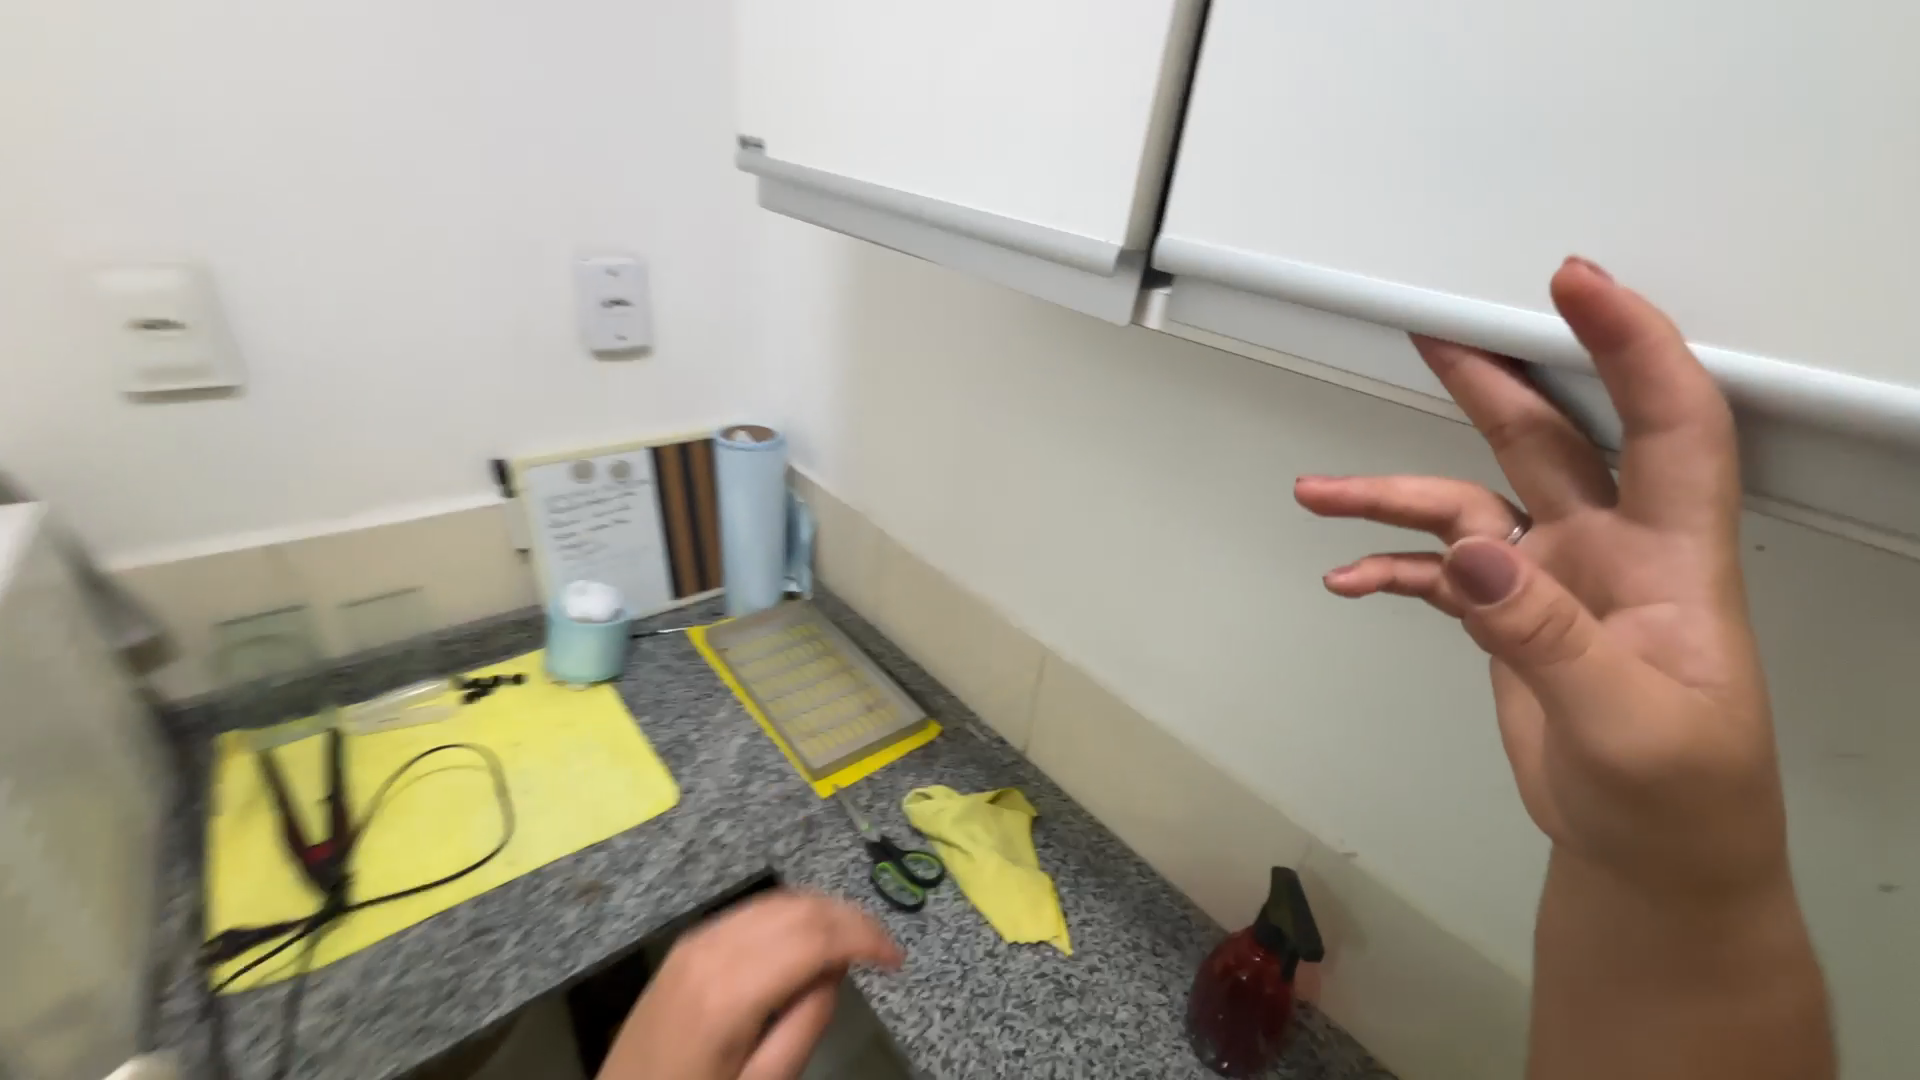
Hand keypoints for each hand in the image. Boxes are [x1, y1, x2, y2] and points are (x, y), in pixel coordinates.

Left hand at [598, 891, 902, 1079]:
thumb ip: (805, 1024)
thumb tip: (837, 967)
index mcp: (730, 992)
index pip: (815, 937)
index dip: (864, 937)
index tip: (897, 959)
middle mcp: (714, 948)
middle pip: (800, 909)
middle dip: (851, 919)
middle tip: (885, 949)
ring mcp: (698, 939)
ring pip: (780, 900)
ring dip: (825, 911)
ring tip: (856, 940)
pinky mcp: (691, 941)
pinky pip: (755, 910)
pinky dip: (794, 913)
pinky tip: (812, 936)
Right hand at [1295, 257, 1787, 898]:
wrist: (1647, 850)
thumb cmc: (1678, 797)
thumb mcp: (1626, 723)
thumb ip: (1548, 632)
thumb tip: (1476, 554)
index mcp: (1669, 562)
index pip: (1668, 424)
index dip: (1629, 346)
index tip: (1574, 288)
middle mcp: (1605, 554)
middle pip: (1544, 441)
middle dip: (1488, 383)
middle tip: (1434, 339)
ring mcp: (1547, 582)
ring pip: (1460, 509)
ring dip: (1388, 499)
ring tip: (1319, 493)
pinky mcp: (1506, 617)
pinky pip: (1433, 574)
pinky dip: (1388, 570)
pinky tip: (1349, 579)